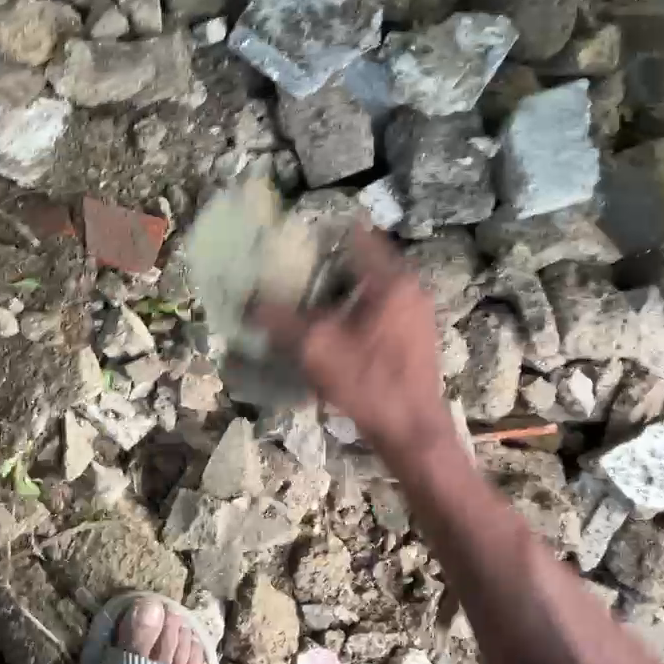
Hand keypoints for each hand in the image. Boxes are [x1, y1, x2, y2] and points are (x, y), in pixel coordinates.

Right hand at [250, 224, 453, 458]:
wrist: (411, 432)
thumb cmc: (367, 383)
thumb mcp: (315, 348)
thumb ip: (279, 319)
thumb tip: (248, 302)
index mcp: (391, 281)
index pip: (357, 235)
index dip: (324, 232)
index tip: (295, 236)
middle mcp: (409, 290)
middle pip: (362, 262)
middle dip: (326, 265)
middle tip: (291, 269)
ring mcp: (415, 315)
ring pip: (369, 289)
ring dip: (337, 291)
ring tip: (302, 300)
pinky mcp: (412, 339)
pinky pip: (376, 311)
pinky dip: (351, 311)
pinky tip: (327, 332)